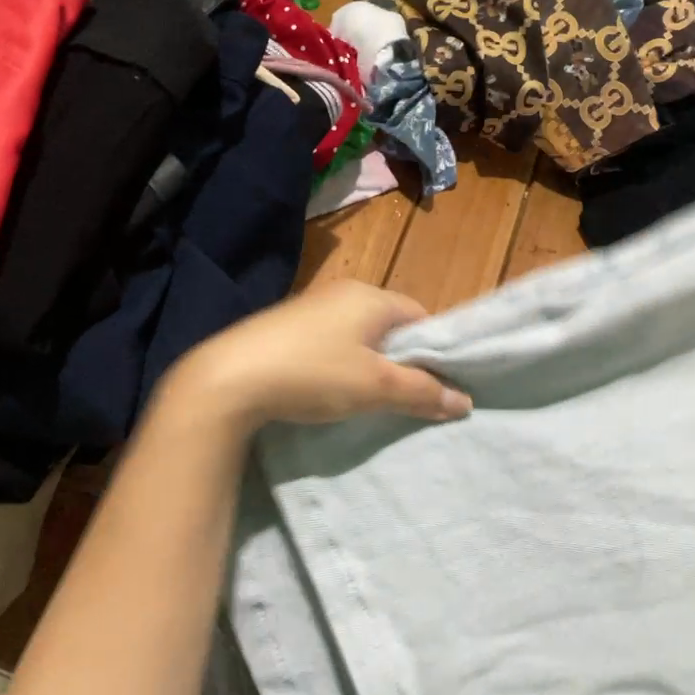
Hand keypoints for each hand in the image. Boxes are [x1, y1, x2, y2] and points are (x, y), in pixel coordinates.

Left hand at [160, 280, 472, 430]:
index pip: (420, 316)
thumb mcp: (376, 387)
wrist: (229, 378)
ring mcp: (311, 309)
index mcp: (370, 296)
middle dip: (403, 360)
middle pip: (390, 325)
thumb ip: (422, 392)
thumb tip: (464, 401)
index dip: (435, 350)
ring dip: (371, 365)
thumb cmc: (314, 373)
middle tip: (410, 397)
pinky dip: (341, 365)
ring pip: (359, 336)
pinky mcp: (285, 328)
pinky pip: (331, 343)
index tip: (439, 385)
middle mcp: (343, 293)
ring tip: (372, 400)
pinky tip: (332, 392)